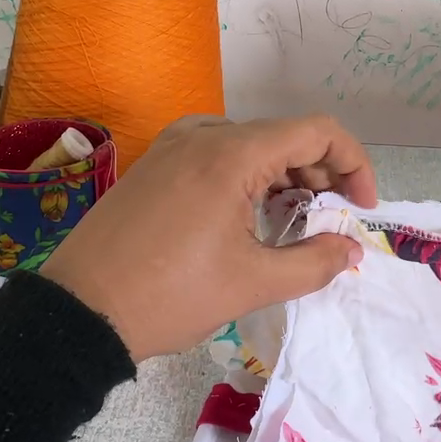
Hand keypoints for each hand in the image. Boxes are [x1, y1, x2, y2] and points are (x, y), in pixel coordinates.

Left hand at [41, 115, 374, 361]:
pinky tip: (247, 214)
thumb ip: (313, 262)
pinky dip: (249, 175)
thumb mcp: (251, 283)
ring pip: (251, 143)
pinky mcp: (157, 162)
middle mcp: (205, 133)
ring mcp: (175, 144)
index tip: (361, 208)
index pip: (317, 131)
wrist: (78, 310)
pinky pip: (219, 152)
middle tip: (331, 222)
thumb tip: (351, 250)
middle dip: (321, 174)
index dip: (353, 163)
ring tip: (294, 222)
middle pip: (284, 135)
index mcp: (233, 153)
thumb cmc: (170, 294)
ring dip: (285, 175)